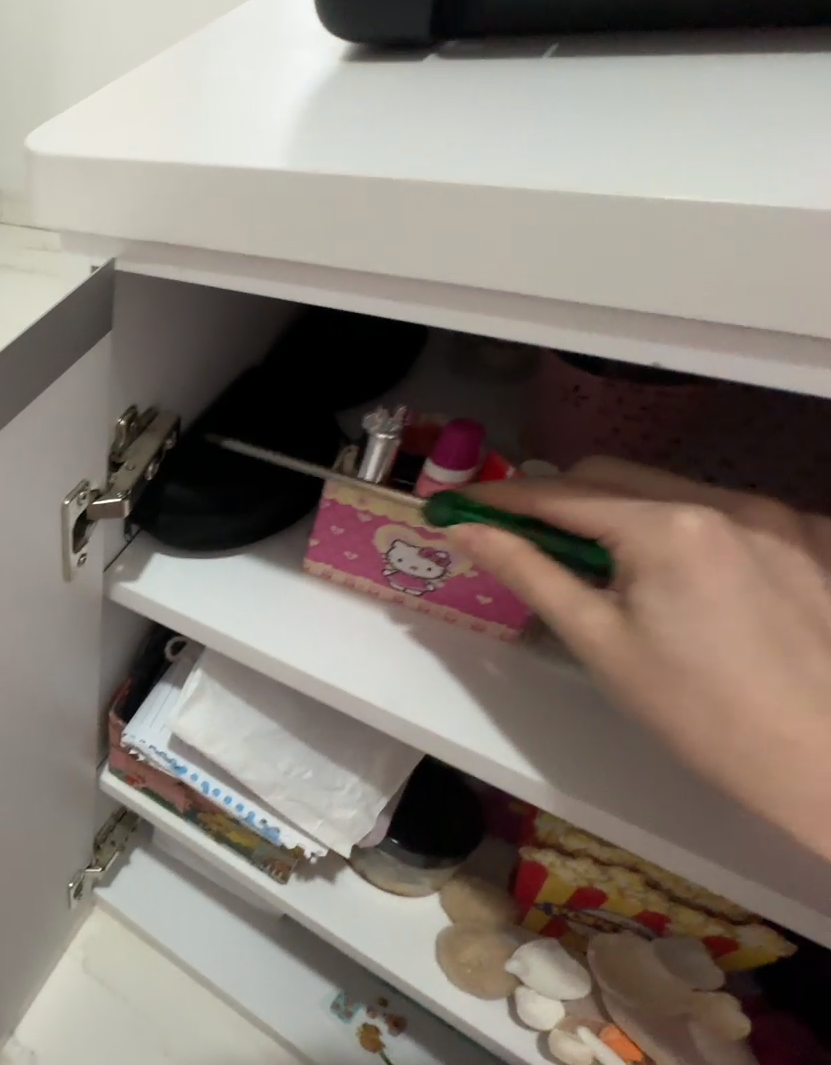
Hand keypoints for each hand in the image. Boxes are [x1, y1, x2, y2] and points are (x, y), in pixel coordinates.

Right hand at [449, 457, 830, 860]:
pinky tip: (661, 570)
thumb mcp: (593, 636)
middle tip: (506, 535)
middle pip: (606, 476)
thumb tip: (462, 530)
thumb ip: (524, 569)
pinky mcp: (810, 542)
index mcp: (668, 528)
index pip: (555, 494)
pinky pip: (714, 510)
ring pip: (660, 488)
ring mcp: (779, 520)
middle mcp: (729, 505)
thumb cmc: (696, 707)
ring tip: (583, 559)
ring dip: (605, 509)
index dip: (493, 497)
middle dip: (547, 497)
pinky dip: (666, 523)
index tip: (449, 506)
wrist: (828, 764)